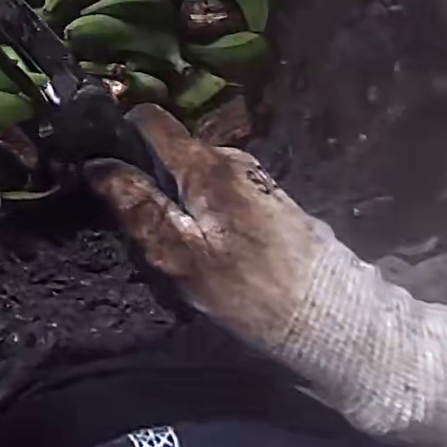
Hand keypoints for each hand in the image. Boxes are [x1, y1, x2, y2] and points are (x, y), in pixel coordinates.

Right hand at [89, 105, 446, 446]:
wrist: (350, 328)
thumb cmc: (258, 293)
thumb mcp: (185, 259)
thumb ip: (138, 208)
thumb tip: (96, 165)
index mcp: (205, 164)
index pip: (148, 118)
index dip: (118, 130)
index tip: (102, 161)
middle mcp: (229, 158)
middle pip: (169, 144)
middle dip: (144, 169)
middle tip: (135, 214)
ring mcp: (252, 177)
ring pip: (192, 167)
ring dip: (173, 189)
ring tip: (173, 234)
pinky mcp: (268, 200)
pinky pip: (216, 186)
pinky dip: (199, 202)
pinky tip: (209, 241)